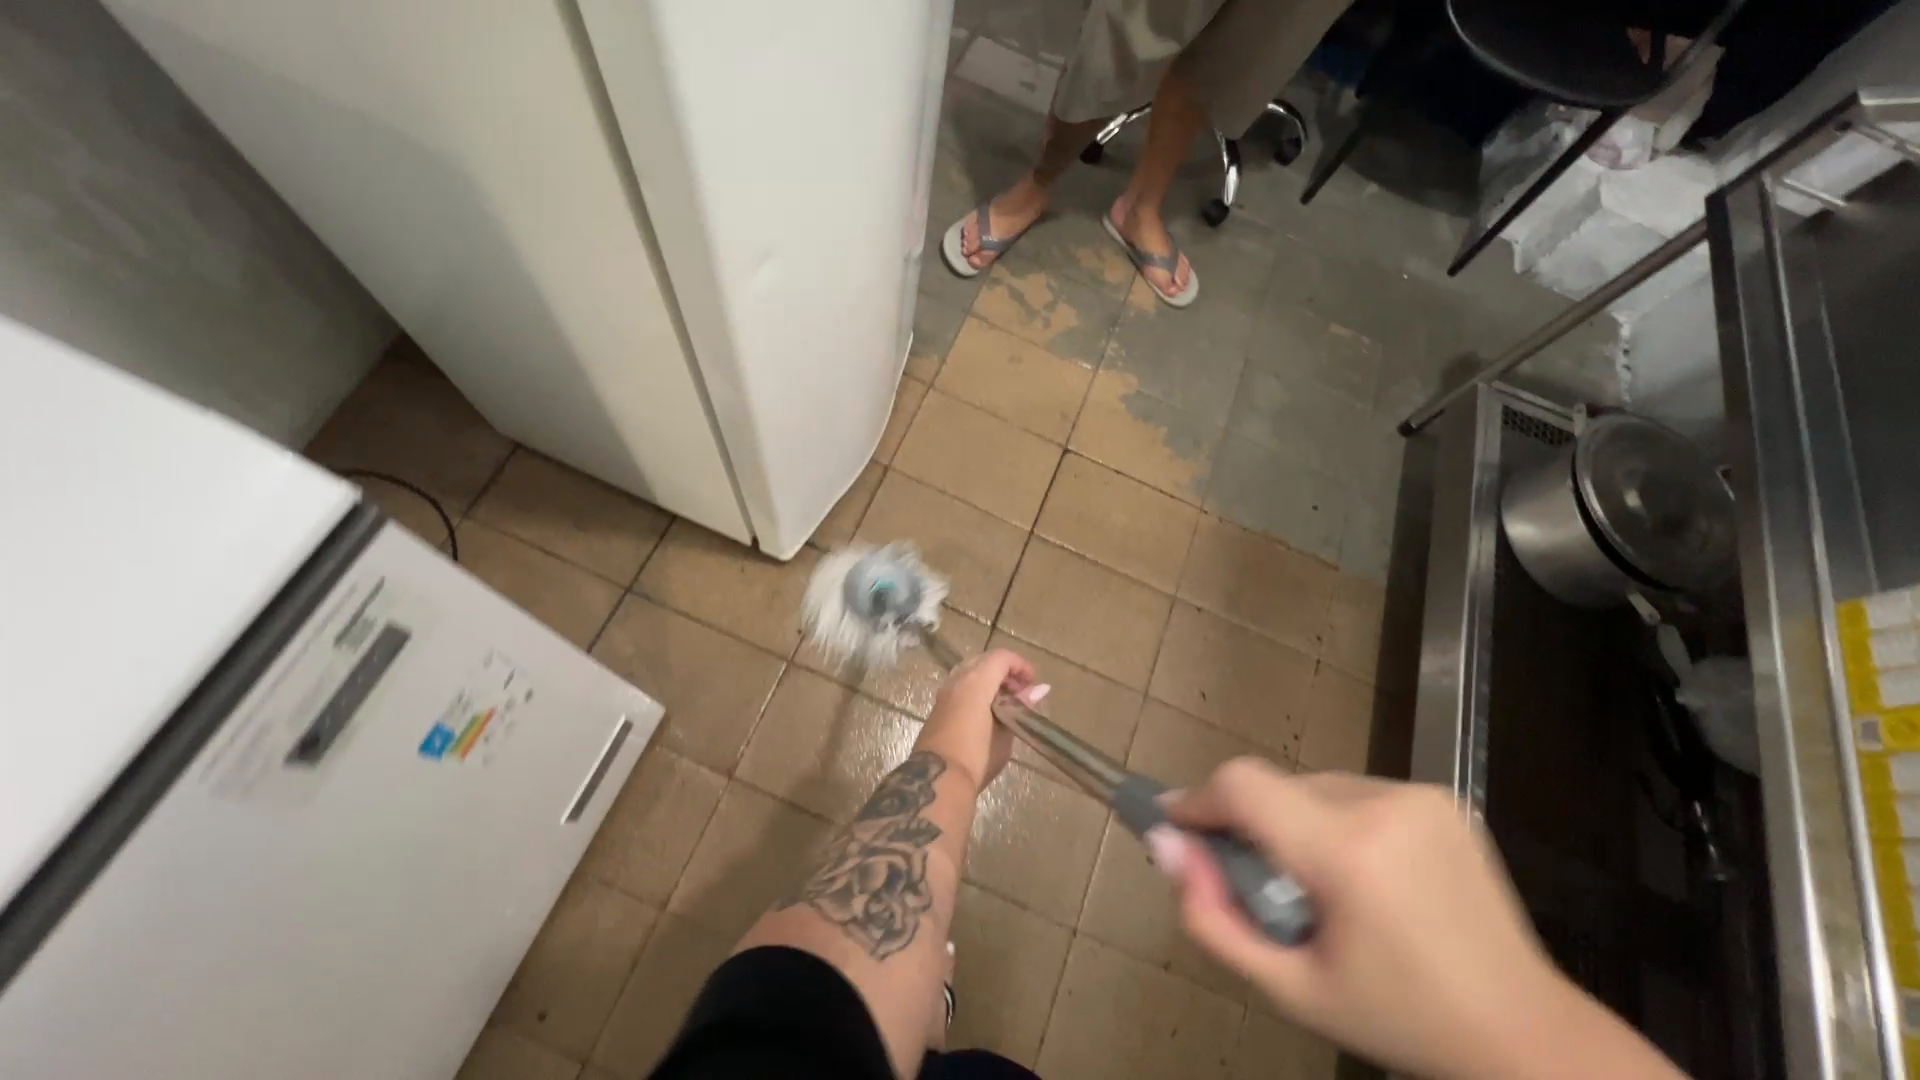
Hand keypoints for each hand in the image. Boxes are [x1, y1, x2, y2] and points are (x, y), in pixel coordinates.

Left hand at [917, 648, 1042, 793]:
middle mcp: (957, 680)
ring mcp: (944, 694)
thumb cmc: (978, 756)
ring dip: (989, 680)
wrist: (937, 779)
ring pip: (969, 672)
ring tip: (1006, 702)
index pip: (1000, 657)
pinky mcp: (937, 709)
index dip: (1020, 664)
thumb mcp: (1006, 732)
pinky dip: (976, 690)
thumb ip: (1020, 707)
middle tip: (1020, 691)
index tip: (1033, 682)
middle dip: (1004, 671)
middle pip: (983, 660)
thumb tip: (1040, 689)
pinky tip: (988, 712)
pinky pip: (960, 687)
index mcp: (975, 681)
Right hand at [1159, 761, 1577, 1079]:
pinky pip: (1355, 792)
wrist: (1525, 1031)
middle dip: (1249, 824)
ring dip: (1292, 822)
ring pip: (1313, 786)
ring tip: (1315, 884)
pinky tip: (1360, 875)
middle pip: (1276, 786)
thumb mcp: (1289, 989)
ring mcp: (1420, 795)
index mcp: (1348, 854)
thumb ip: (1212, 918)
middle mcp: (1384, 805)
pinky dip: (1334, 821)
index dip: (1199, 799)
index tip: (1178, 829)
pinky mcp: (1442, 797)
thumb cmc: (1397, 1017)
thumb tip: (1167, 845)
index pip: (1243, 785)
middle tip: (1254, 883)